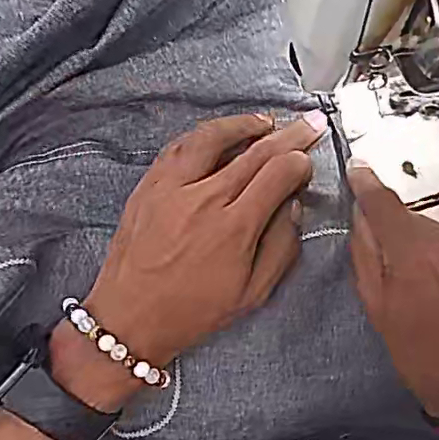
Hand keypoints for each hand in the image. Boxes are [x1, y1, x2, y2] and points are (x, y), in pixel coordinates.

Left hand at [50, 111, 326, 410]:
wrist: (130, 317)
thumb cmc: (192, 311)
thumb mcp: (252, 294)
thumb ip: (281, 247)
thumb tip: (294, 207)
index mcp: (234, 227)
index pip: (278, 173)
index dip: (300, 160)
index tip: (307, 160)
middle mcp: (204, 199)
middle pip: (255, 151)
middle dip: (289, 134)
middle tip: (307, 123)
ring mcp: (172, 188)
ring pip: (214, 137)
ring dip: (244, 124)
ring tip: (265, 122)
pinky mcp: (149, 186)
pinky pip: (179, 146)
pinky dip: (204, 134)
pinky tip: (218, 135)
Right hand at [347, 158, 438, 420]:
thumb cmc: (424, 352)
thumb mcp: (375, 304)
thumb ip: (365, 251)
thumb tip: (362, 216)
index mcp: (412, 254)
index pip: (382, 201)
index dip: (366, 183)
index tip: (360, 172)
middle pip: (414, 218)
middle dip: (403, 236)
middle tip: (404, 273)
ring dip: (433, 248)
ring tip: (436, 288)